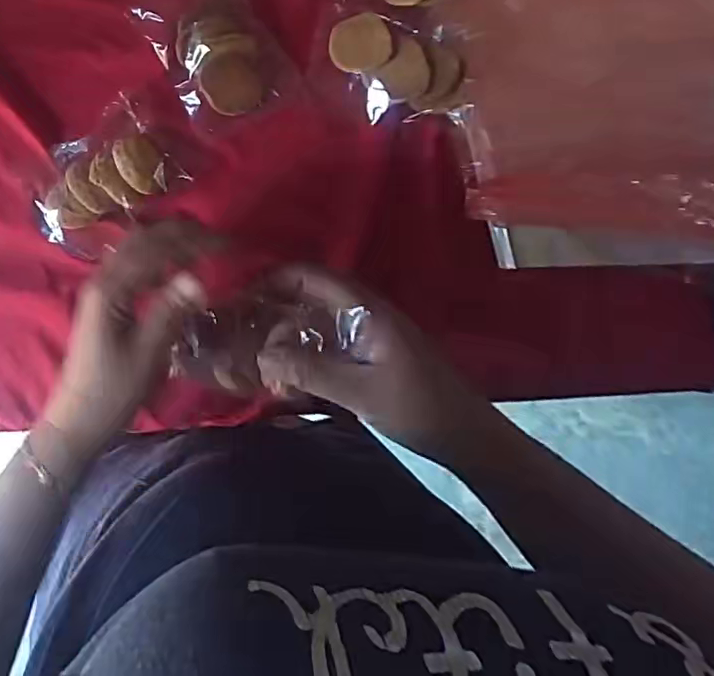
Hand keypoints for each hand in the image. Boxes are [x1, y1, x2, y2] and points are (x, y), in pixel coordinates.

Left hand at [38, 221, 215, 466]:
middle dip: (179, 232)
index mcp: (110, 289)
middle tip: (215, 237)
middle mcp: (102, 279)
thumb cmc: (112, 391)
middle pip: (141, 239)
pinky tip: (175, 268)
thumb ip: (170, 313)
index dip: (190, 241)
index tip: (224, 243)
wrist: (77, 419)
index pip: (154, 249)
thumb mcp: (146, 355)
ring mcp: (100, 288)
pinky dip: (156, 257)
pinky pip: (132, 265)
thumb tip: (198, 279)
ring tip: (201, 244)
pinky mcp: (104, 299)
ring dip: (168, 241)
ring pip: (135, 248)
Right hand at [254, 265, 498, 457]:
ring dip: (288, 332)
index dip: (275, 278)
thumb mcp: (361, 392)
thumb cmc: (419, 408)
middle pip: (310, 294)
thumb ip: (311, 370)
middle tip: (244, 328)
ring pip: (317, 319)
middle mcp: (365, 311)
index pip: (311, 275)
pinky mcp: (370, 352)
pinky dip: (304, 350)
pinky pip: (328, 340)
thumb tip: (262, 355)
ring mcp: (369, 331)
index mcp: (366, 308)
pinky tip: (289, 373)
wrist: (470, 438)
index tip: (242, 294)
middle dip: (275, 307)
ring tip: (260, 354)